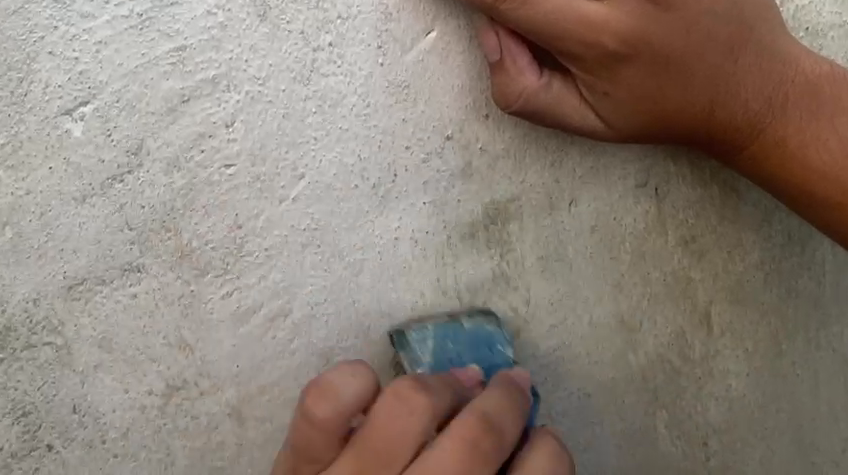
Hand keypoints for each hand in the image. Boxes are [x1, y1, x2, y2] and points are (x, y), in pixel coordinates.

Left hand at [269, 361, 571, 474]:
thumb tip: (521, 461)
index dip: (548, 455)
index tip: (544, 440)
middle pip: (476, 437)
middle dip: (507, 402)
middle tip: (515, 387)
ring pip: (409, 404)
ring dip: (443, 384)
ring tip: (460, 381)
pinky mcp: (299, 466)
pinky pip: (325, 402)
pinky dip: (353, 380)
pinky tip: (375, 388)